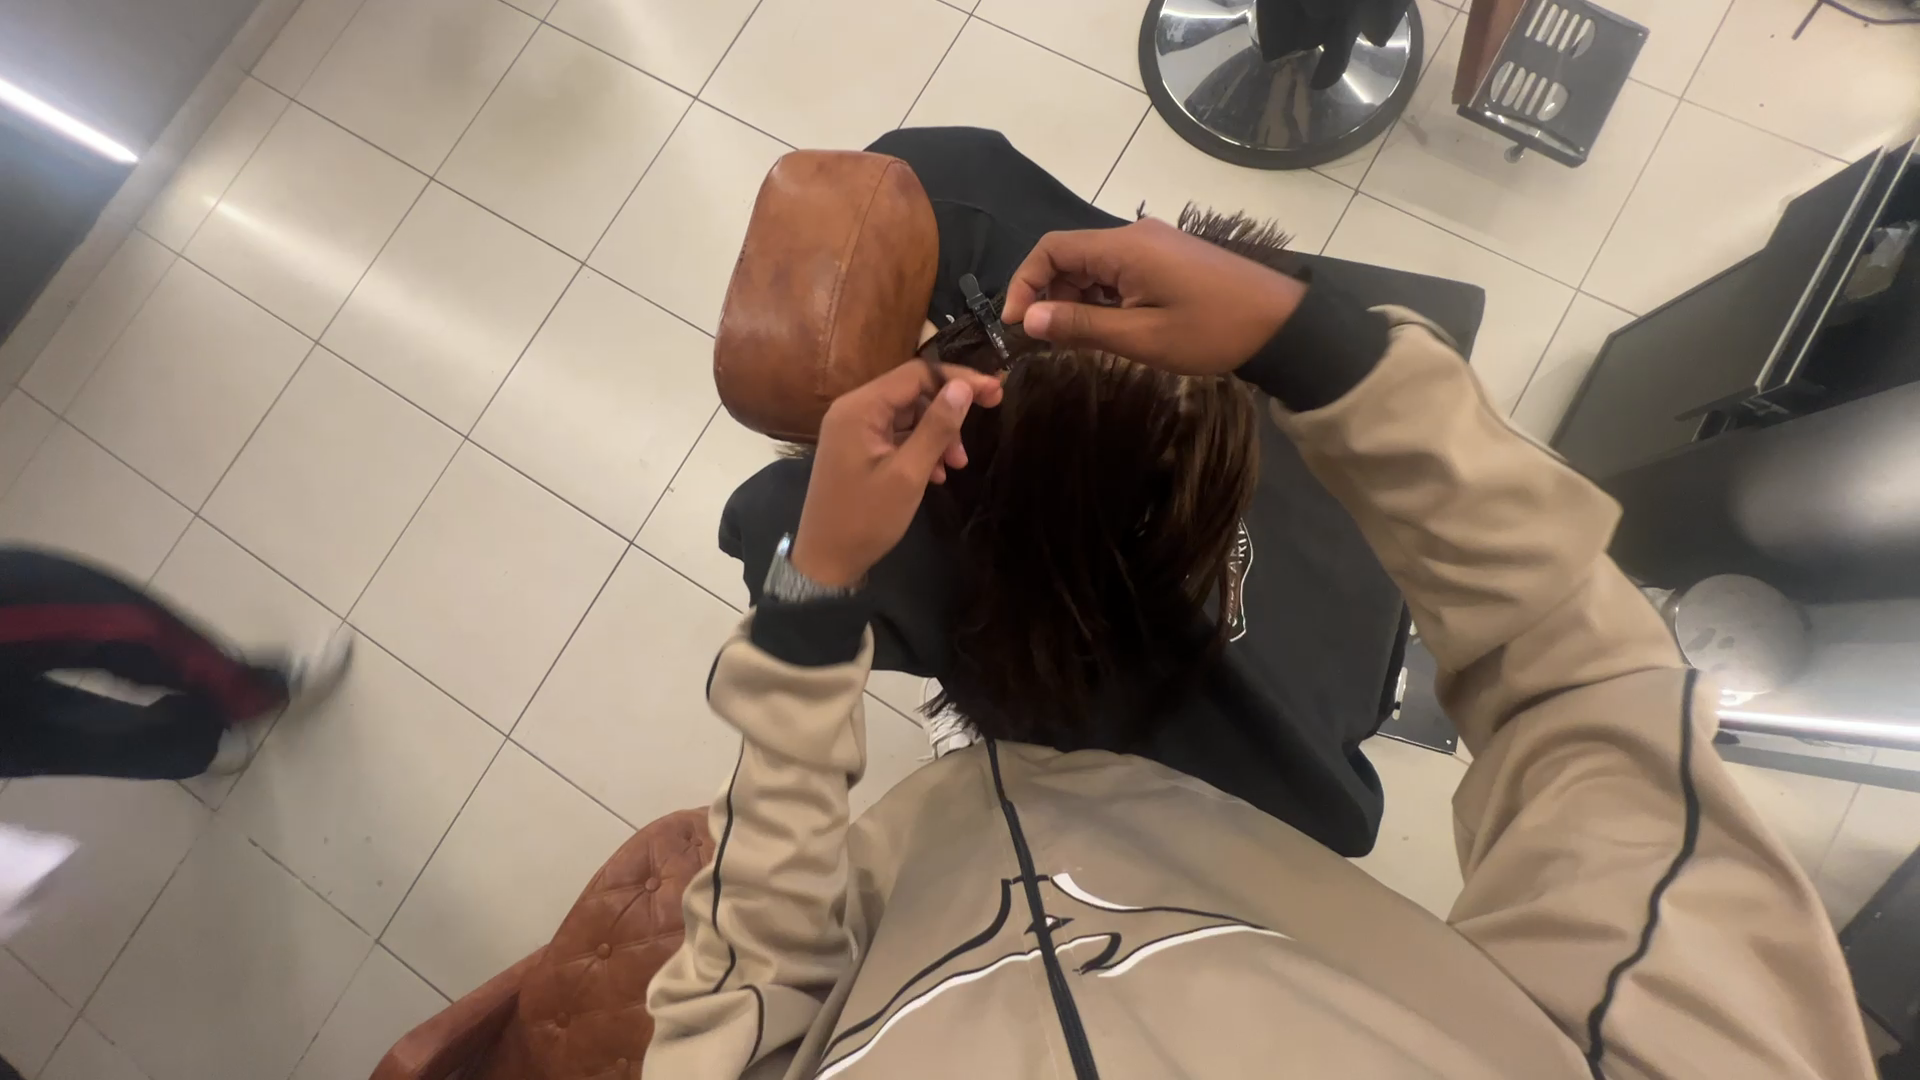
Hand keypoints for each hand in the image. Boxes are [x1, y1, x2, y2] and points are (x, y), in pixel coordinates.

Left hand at [790, 361, 1003, 586]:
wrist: (826, 560)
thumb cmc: (866, 518)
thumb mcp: (908, 474)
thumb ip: (936, 427)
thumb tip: (964, 388)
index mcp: (859, 408)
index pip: (916, 374)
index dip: (959, 379)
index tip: (995, 393)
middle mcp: (853, 410)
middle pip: (912, 393)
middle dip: (947, 414)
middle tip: (976, 437)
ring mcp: (853, 430)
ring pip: (908, 417)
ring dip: (936, 436)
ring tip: (956, 467)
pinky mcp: (857, 450)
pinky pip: (896, 436)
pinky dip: (920, 449)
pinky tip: (936, 475)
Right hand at [1001, 217, 1306, 375]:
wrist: (1282, 325)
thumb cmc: (1211, 332)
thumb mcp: (1141, 337)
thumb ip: (1081, 325)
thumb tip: (1027, 319)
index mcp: (1124, 247)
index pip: (1051, 249)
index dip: (1024, 283)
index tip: (1016, 325)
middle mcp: (1133, 236)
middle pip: (1069, 256)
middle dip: (1047, 295)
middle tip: (1045, 341)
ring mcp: (1151, 245)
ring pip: (1091, 266)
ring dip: (1073, 299)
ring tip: (1074, 341)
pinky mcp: (1164, 259)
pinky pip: (1116, 272)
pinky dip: (1098, 298)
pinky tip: (1104, 328)